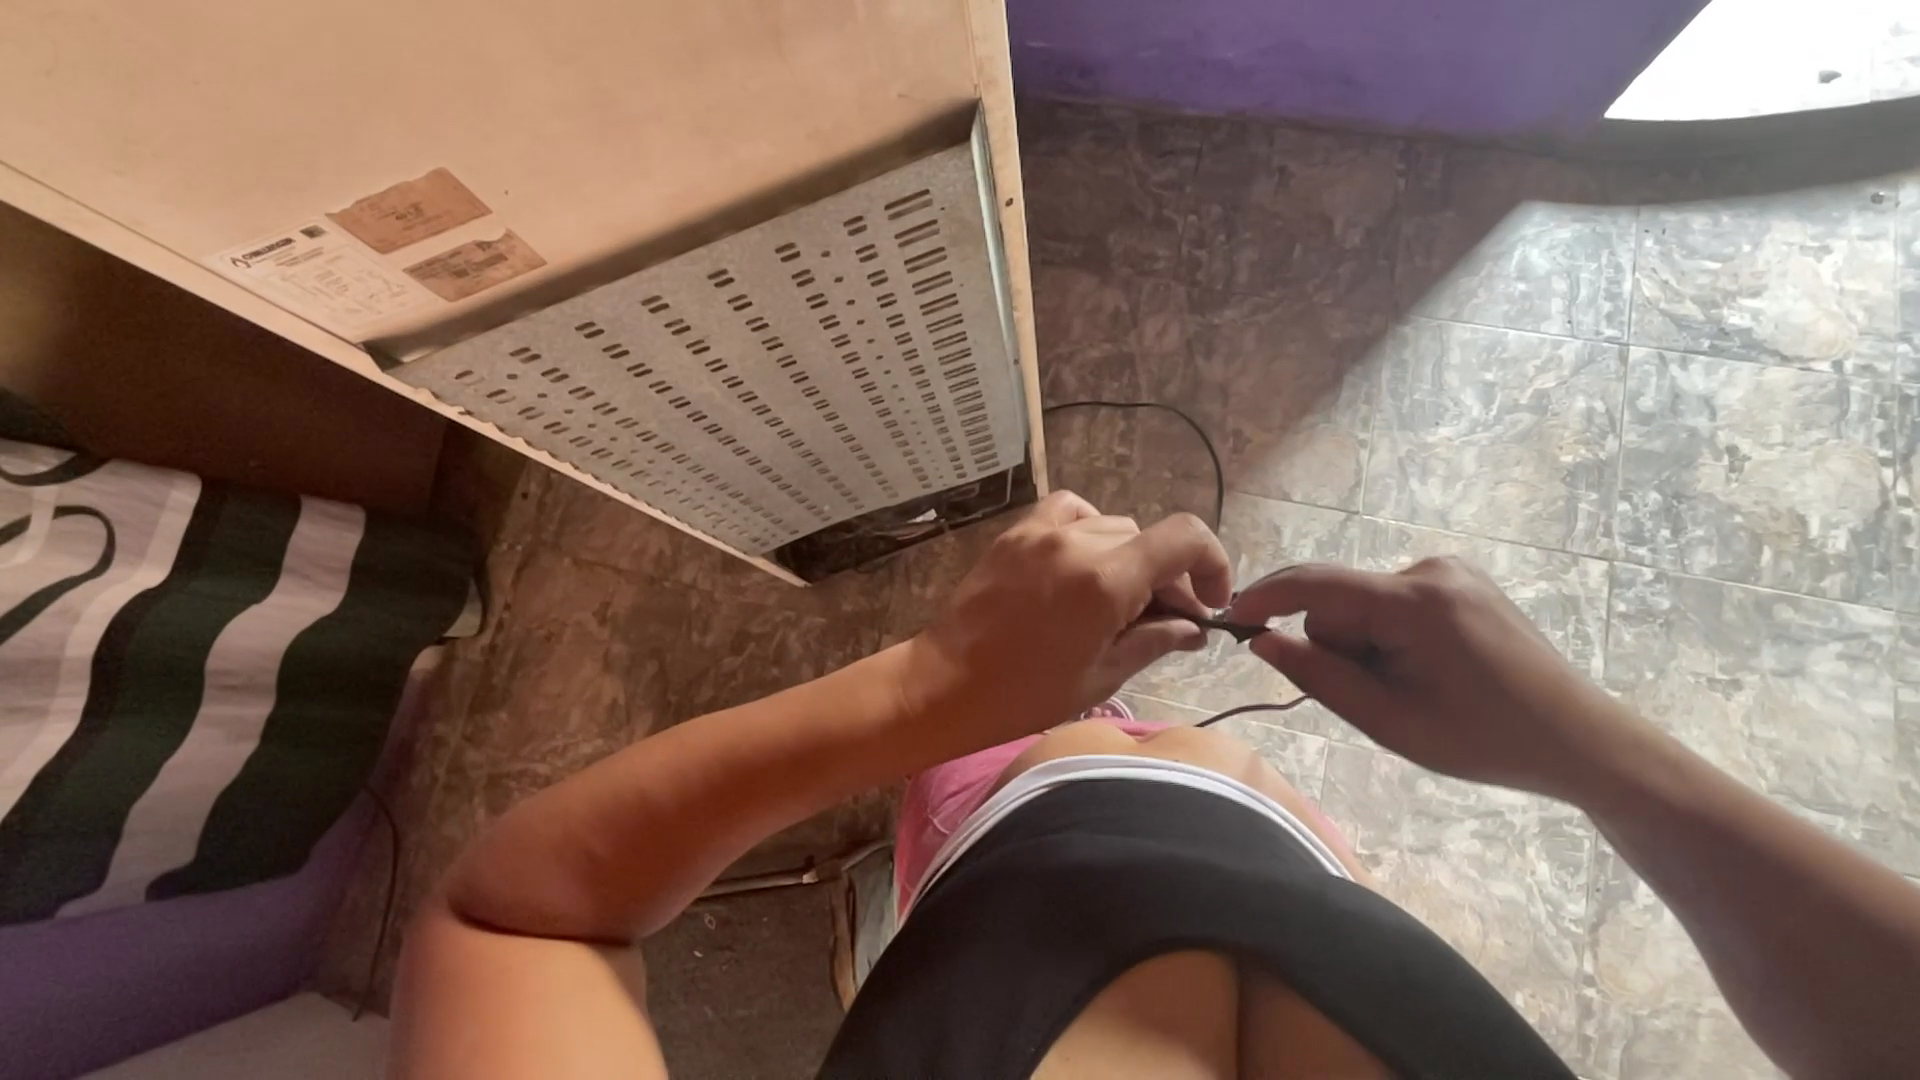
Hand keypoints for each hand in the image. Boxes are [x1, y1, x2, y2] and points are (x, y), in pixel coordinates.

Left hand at [903, 491, 1231, 755]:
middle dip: (1167, 578)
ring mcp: (1041, 531)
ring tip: (1117, 599)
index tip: (1212, 602)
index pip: (1186, 538)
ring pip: (1113, 526)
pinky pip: (1070, 511)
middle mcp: (1077, 541)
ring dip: (1129, 558)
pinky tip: (1083, 562)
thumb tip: (1196, 627)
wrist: (946, 684)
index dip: (1213, 564)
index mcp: (1105, 579)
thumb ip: (1157, 639)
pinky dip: (1089, 530)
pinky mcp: (1016, 533)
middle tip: (1162, 621)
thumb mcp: (1103, 675)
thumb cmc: (1026, 694)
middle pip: (1148, 540)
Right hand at [1227, 557, 1649, 801]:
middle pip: (1338, 602)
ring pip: (1361, 605)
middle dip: (1338, 645)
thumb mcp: (1388, 720)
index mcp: (1416, 602)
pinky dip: (1386, 635)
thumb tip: (1262, 641)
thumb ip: (1317, 675)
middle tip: (1377, 695)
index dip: (1265, 598)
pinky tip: (1426, 668)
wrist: (1582, 741)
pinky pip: (1389, 603)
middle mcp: (1430, 570)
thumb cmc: (1483, 740)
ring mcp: (1449, 572)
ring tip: (1410, 686)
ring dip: (1364, 644)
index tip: (1229, 619)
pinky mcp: (1458, 582)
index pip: (1316, 584)